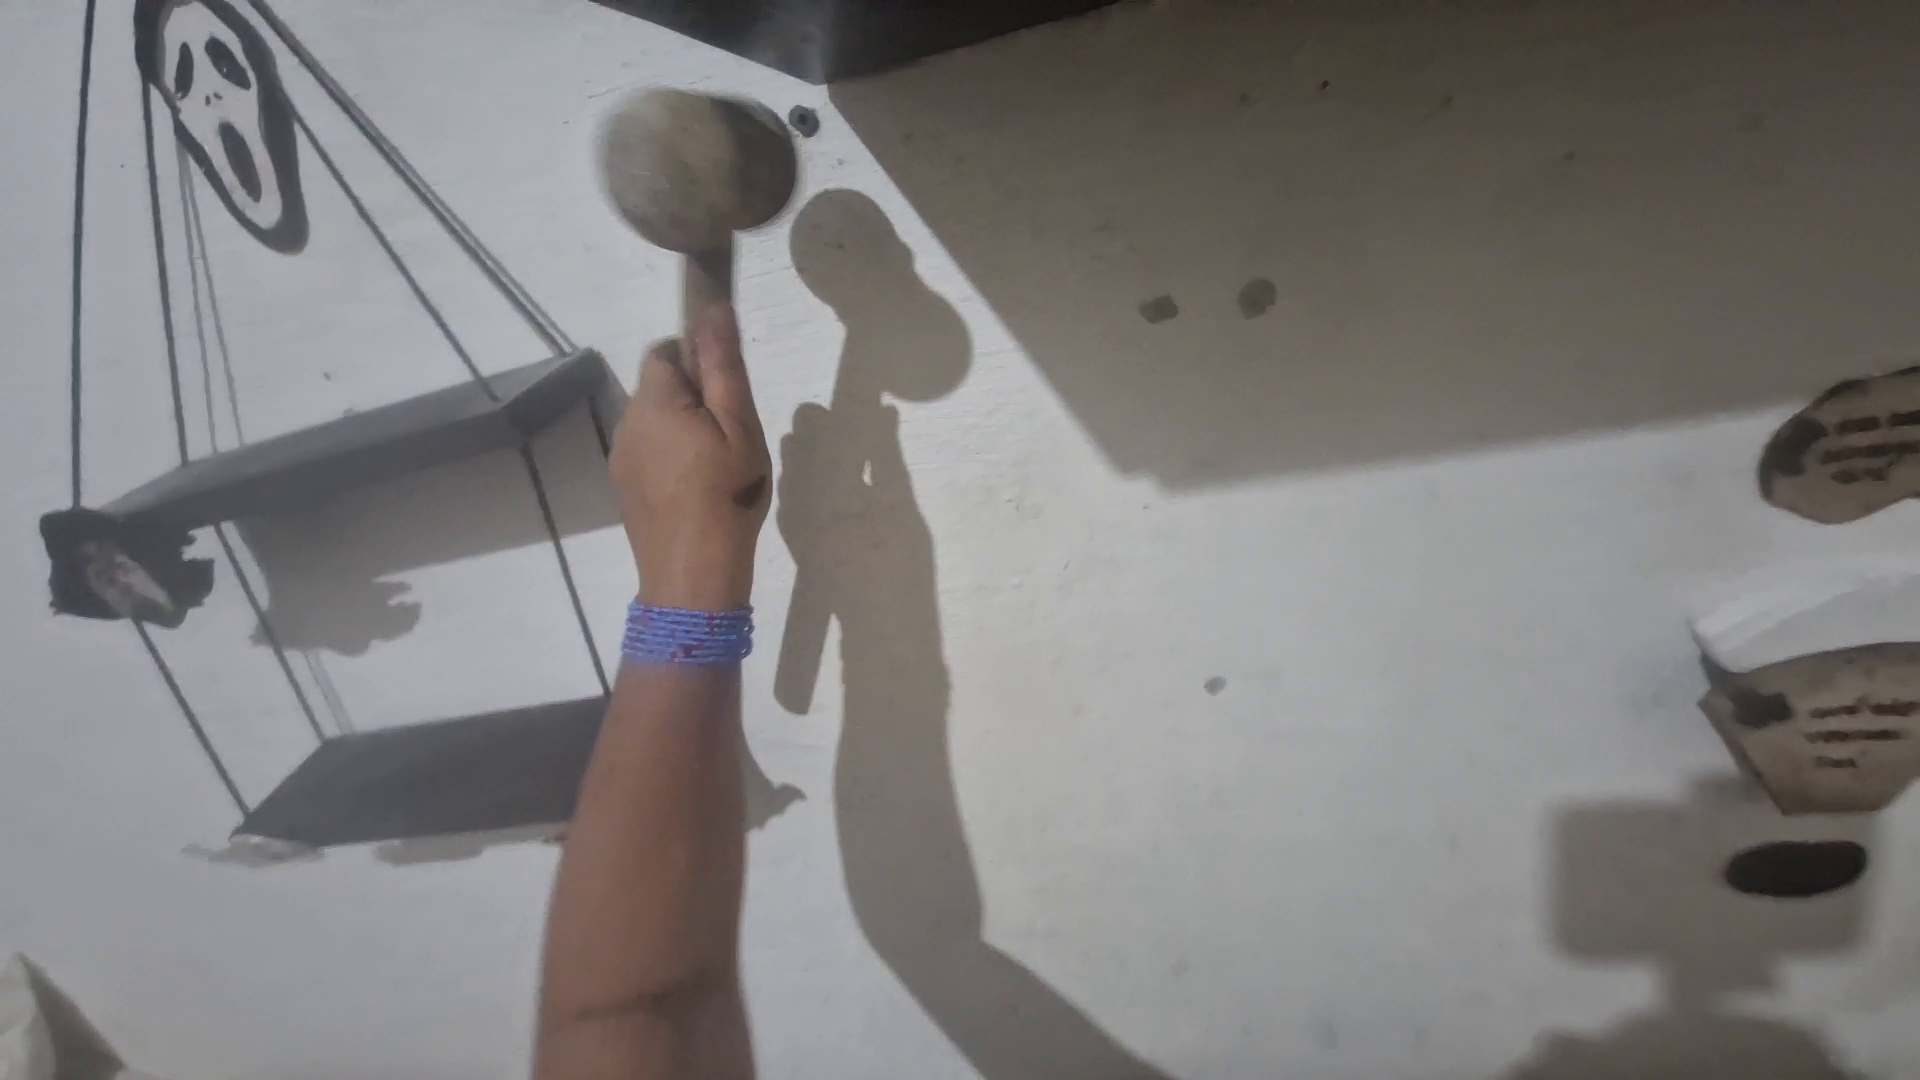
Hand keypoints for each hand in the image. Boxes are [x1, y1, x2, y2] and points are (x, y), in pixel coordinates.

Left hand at [612, 305, 770, 610]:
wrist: (693, 572)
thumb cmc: (727, 495)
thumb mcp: (739, 428)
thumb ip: (724, 368)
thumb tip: (714, 308)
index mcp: (656, 401)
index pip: (666, 351)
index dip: (697, 361)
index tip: (728, 396)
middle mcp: (627, 422)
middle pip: (659, 388)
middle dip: (693, 398)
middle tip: (731, 436)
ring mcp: (621, 458)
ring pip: (653, 423)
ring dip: (681, 430)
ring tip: (715, 467)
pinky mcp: (624, 487)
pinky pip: (647, 453)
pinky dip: (670, 458)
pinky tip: (694, 490)